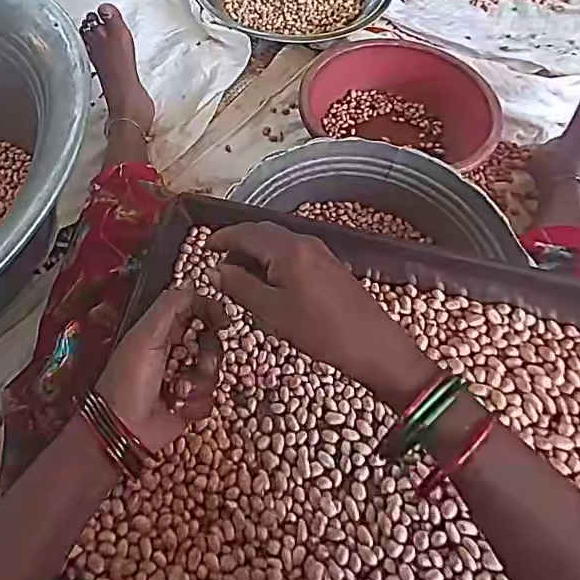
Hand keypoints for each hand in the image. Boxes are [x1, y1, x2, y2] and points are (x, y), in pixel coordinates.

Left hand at [95, 286, 226, 452]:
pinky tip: (178, 407)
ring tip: (179, 391)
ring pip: (214, 371)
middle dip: (208, 356)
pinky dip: (195, 403)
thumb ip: (170, 306)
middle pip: (212, 341)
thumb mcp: (146, 335)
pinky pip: (211, 397)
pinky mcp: (192, 402)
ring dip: (198, 382)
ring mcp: (185, 375)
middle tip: (197, 364)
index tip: (223, 321)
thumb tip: (192, 283)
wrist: (124, 428)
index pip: (196, 309)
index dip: (211, 311)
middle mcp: (177, 349)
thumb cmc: (129, 378)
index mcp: (162, 328)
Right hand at [206, 223, 437, 411]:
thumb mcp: (271, 311)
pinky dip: (273, 260)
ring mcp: (320, 252)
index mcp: (287, 249)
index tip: (203, 247)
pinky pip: (292, 252)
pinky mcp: (329, 266)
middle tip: (218, 264)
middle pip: (261, 232)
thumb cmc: (320, 332)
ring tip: (239, 278)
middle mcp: (304, 242)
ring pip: (277, 242)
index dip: (221, 238)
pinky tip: (269, 283)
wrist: (376, 347)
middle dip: (236, 244)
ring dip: (255, 253)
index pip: (245, 233)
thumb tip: (215, 269)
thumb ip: (239, 285)